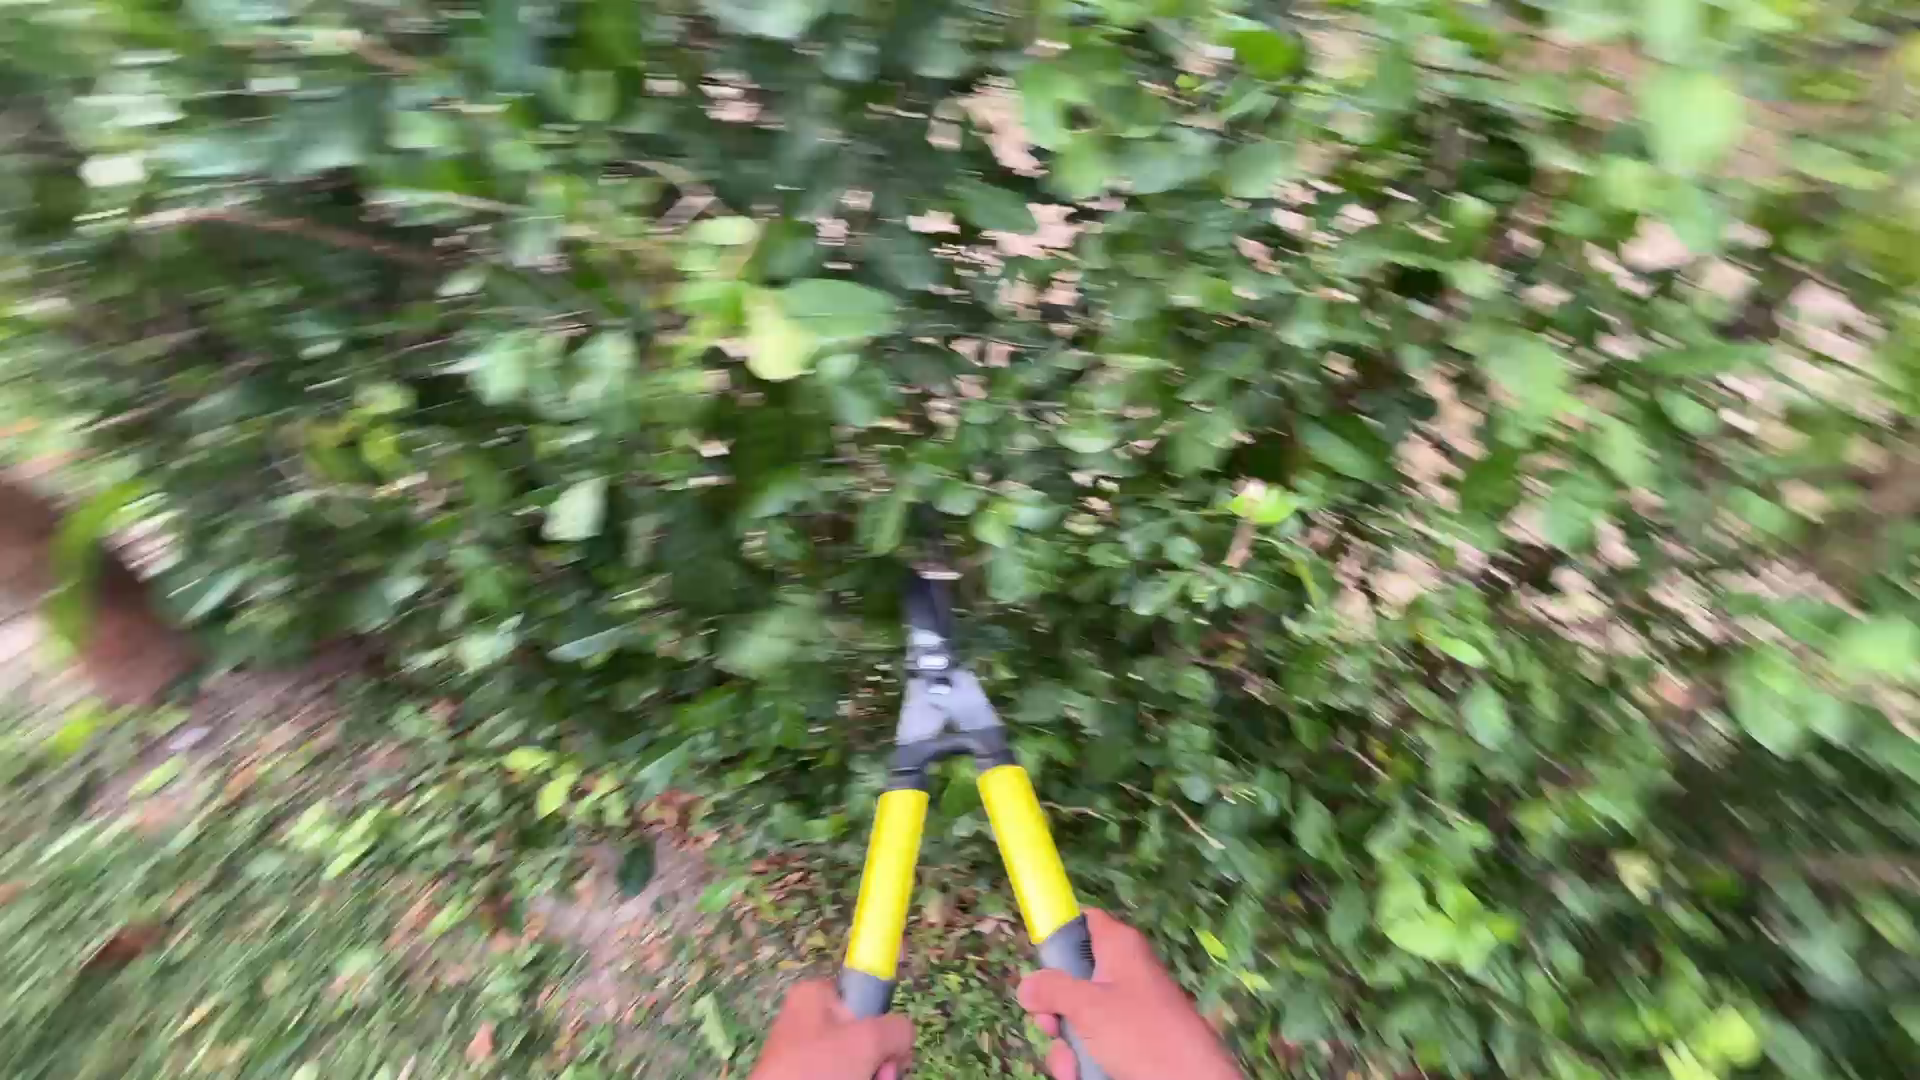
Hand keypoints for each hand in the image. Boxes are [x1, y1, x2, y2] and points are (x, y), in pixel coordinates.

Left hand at [748, 979, 915, 1079]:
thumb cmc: (819, 1070)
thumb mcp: (869, 1040)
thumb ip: (898, 1029)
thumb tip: (902, 1037)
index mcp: (814, 995)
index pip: (863, 997)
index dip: (882, 1024)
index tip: (890, 1051)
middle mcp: (807, 1021)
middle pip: (863, 1036)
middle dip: (880, 1061)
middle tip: (882, 1076)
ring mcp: (802, 1057)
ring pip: (855, 1064)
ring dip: (873, 1077)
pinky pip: (841, 1078)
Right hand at [1018, 909, 1241, 1079]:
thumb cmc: (1141, 1033)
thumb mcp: (1087, 1007)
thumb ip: (1051, 990)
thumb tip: (1025, 986)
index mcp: (1118, 945)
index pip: (1083, 920)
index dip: (1058, 934)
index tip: (1039, 963)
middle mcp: (1123, 970)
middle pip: (1073, 976)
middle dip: (1054, 1007)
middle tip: (1050, 1027)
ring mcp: (1128, 1007)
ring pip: (1080, 1016)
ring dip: (1066, 1044)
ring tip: (1071, 1068)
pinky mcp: (1133, 1041)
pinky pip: (1096, 1043)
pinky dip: (1085, 1061)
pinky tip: (1080, 1077)